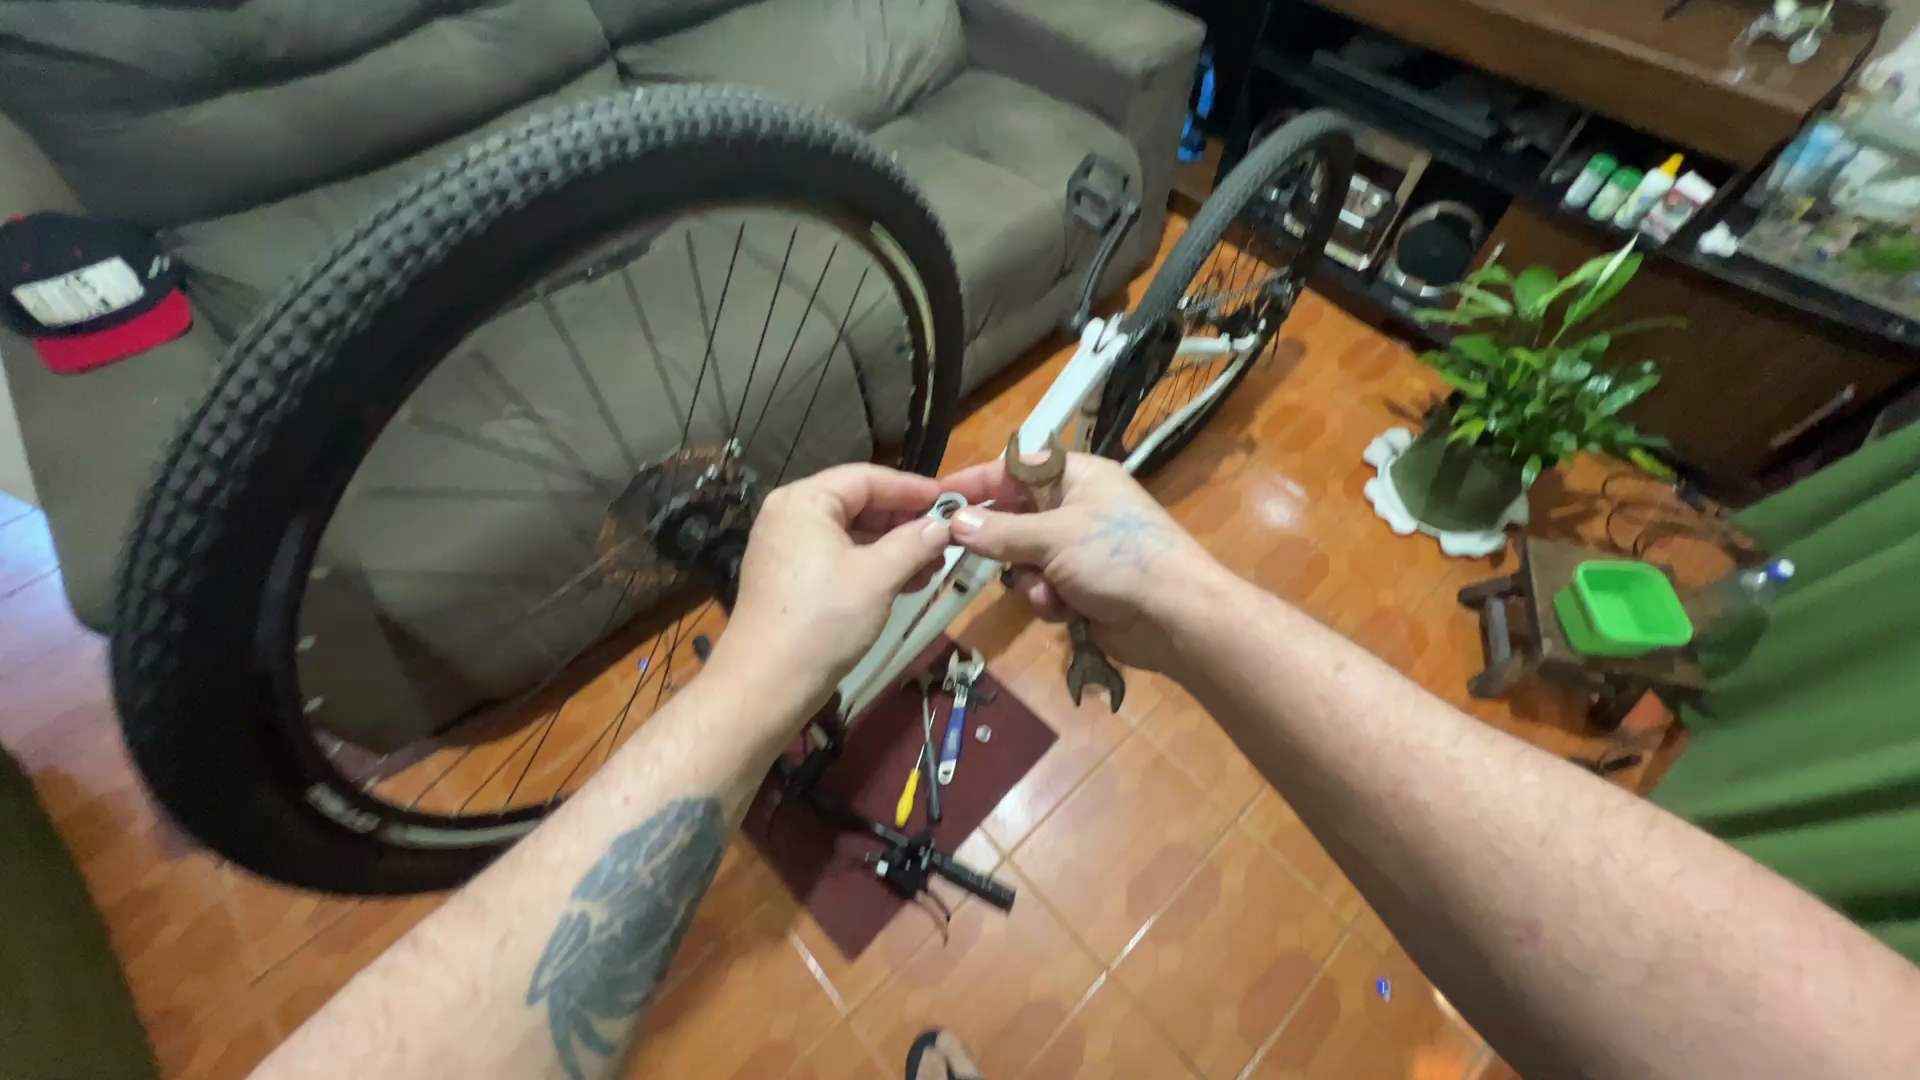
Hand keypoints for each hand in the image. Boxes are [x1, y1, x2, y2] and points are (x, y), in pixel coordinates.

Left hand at [714, 464, 949, 706]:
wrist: (768, 685)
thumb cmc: (823, 620)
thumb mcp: (878, 577)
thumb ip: (915, 543)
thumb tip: (945, 526)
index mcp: (804, 501)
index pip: (866, 478)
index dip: (911, 488)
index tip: (949, 499)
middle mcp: (791, 516)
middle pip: (859, 504)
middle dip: (904, 521)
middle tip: (946, 534)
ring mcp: (789, 549)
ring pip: (853, 534)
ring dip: (895, 547)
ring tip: (935, 563)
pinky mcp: (794, 579)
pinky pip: (841, 558)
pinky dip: (874, 566)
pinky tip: (908, 581)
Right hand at [939, 452, 1225, 671]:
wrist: (1173, 616)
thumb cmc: (1115, 557)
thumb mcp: (1052, 537)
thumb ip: (999, 531)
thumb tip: (953, 522)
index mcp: (1075, 476)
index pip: (1013, 470)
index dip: (975, 483)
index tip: (938, 498)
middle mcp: (1076, 506)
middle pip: (1015, 517)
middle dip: (1001, 543)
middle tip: (966, 554)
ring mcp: (1079, 548)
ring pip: (1024, 558)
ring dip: (1029, 579)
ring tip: (1046, 591)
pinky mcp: (1082, 585)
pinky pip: (1044, 586)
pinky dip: (1049, 598)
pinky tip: (1064, 609)